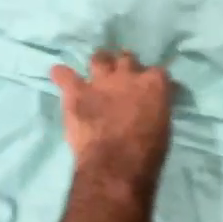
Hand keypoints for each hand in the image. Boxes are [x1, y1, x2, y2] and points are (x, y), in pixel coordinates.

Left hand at [50, 49, 172, 182]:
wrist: (116, 163)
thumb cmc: (147, 151)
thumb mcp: (163, 128)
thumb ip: (156, 109)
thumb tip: (151, 108)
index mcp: (154, 84)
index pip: (157, 72)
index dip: (152, 80)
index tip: (151, 87)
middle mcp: (128, 75)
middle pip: (127, 58)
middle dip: (125, 64)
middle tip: (122, 75)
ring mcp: (101, 81)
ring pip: (99, 59)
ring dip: (99, 63)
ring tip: (96, 69)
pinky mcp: (77, 92)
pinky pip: (64, 75)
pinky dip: (62, 74)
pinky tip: (59, 74)